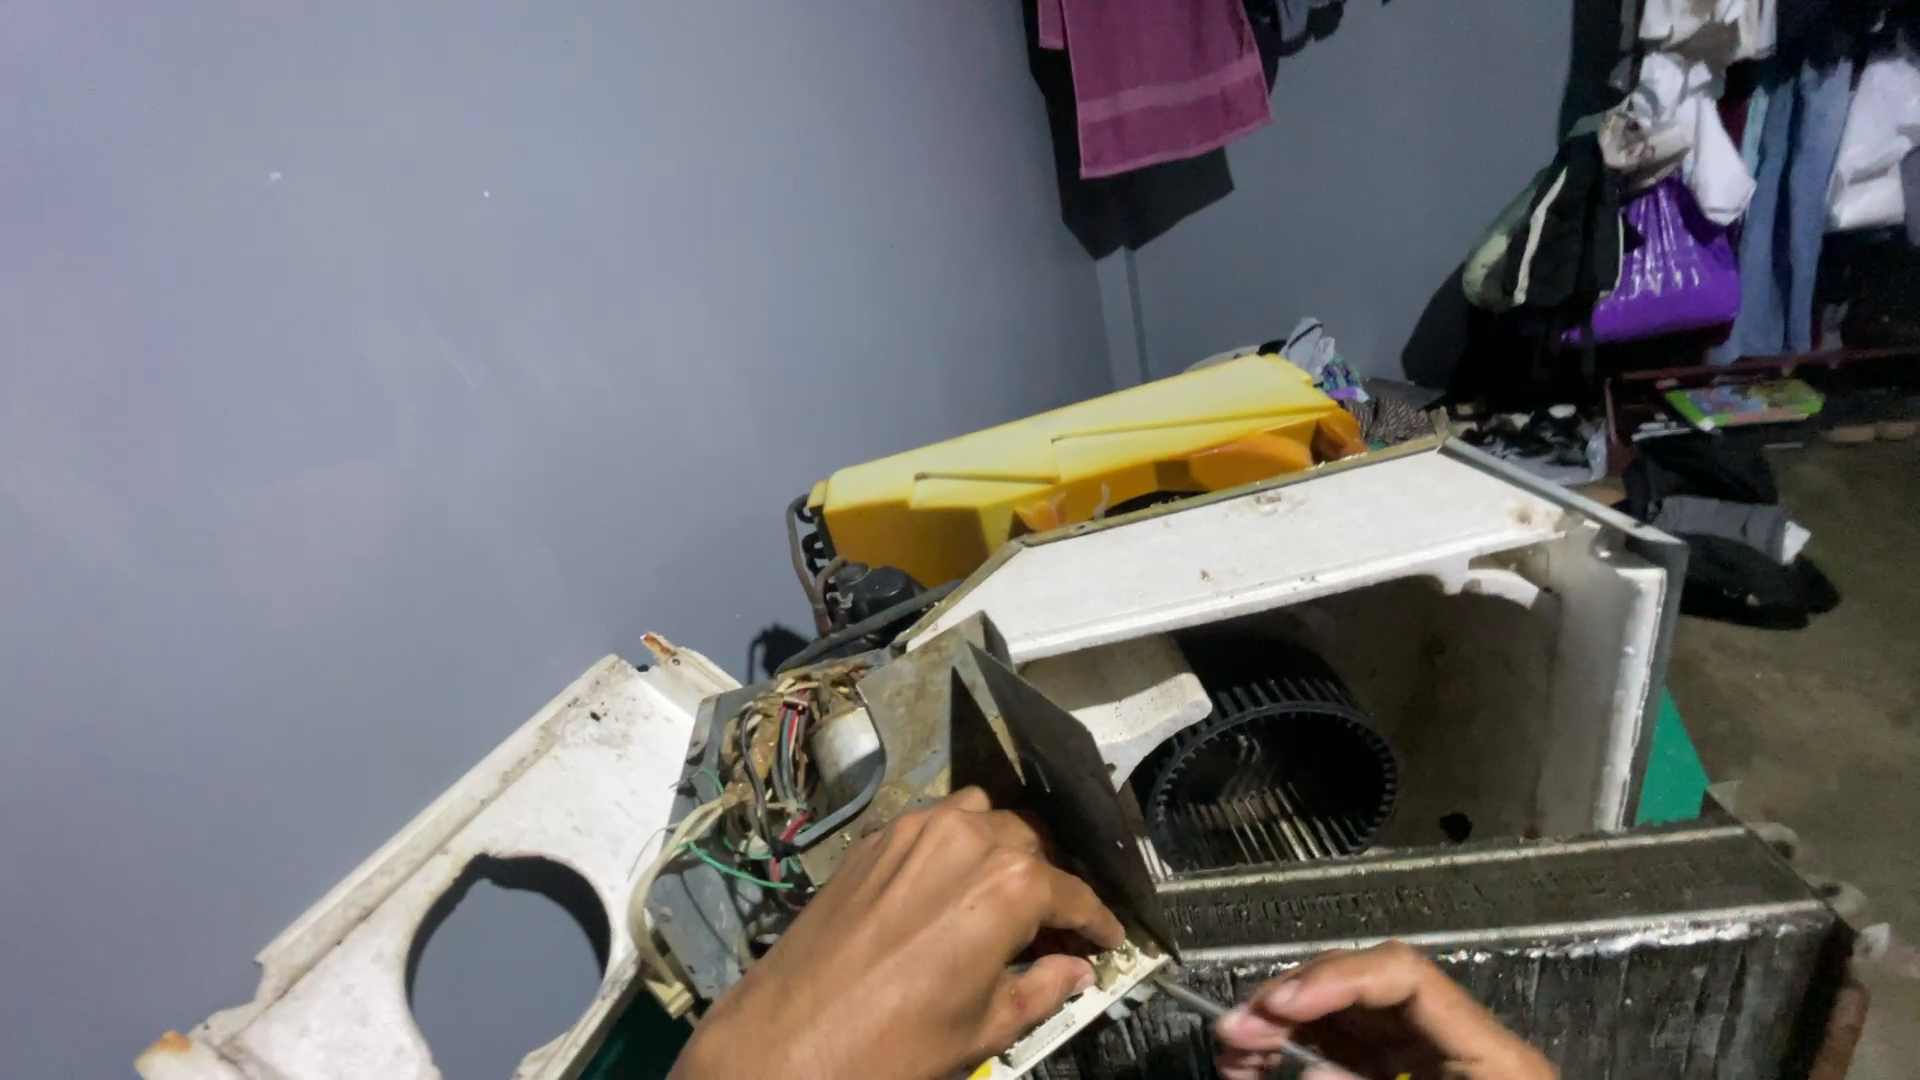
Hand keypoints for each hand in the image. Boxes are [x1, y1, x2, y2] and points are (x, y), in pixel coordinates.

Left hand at [670, 787, 1126, 1079]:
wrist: (790, 1038)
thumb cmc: (898, 1044)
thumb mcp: (985, 1029)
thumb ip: (1043, 988)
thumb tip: (1079, 969)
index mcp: (1009, 884)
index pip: (1073, 892)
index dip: (1096, 920)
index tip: (1107, 938)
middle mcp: (970, 837)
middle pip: (1031, 841)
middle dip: (1049, 878)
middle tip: (1050, 921)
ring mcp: (919, 827)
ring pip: (982, 814)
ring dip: (1001, 845)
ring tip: (999, 887)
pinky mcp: (880, 833)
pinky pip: (934, 820)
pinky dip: (956, 840)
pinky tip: (947, 880)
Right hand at [1214, 942, 1554, 1079]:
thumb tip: (1308, 1070)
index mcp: (1491, 1056)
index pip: (1404, 974)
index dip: (1336, 977)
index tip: (1281, 1006)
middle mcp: (1450, 1042)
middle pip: (1358, 989)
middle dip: (1289, 1002)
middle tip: (1234, 1030)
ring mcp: (1421, 1060)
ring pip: (1337, 1017)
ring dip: (1279, 1026)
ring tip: (1231, 1050)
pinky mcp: (1395, 1079)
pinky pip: (1336, 1050)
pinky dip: (1292, 1053)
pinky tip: (1254, 1066)